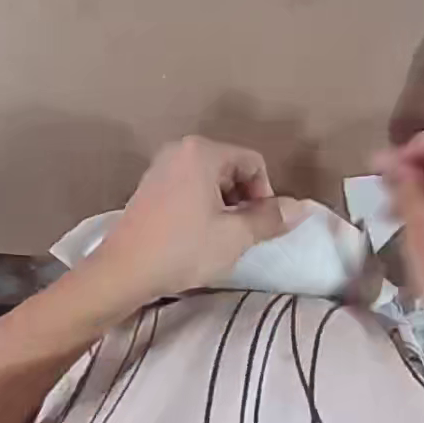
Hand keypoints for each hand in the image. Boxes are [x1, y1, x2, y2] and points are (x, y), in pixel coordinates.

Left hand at [82, 137, 300, 302]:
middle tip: (241, 234)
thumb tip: (300, 208)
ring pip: (209, 181)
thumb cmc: (182, 250)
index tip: (259, 226)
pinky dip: (200, 209)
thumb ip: (270, 218)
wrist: (123, 271)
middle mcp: (179, 151)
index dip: (265, 194)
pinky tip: (195, 237)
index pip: (253, 162)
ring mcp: (159, 169)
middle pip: (230, 168)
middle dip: (243, 200)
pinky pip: (187, 190)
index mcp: (201, 152)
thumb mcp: (234, 236)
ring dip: (223, 207)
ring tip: (219, 239)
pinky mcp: (148, 189)